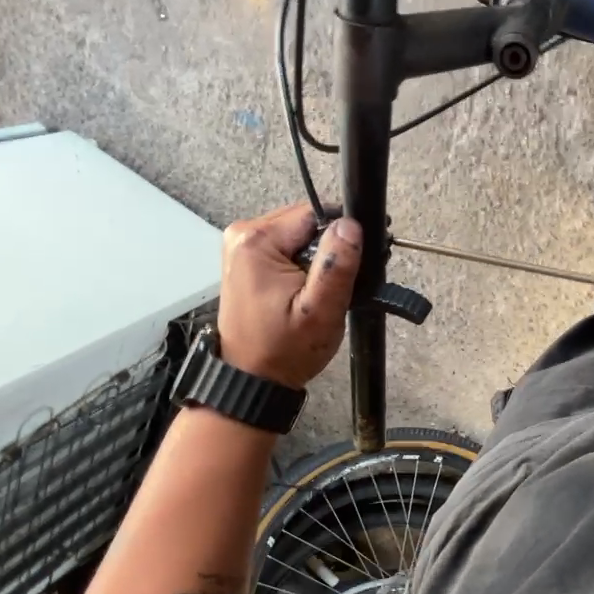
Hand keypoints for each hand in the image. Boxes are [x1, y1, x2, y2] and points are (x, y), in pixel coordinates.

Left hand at [217, 203, 362, 388]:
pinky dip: (301, 265)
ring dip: (316, 259)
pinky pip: (286, 248)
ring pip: (299, 235)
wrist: (252, 379)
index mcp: (257, 241)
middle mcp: (243, 235)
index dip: (341, 237)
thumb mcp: (321, 311)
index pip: (315, 214)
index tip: (352, 266)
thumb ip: (337, 266)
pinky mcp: (245, 260)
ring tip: (320, 293)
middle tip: (335, 287)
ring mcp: (241, 247)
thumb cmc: (283, 351)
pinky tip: (305, 291)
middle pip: (306, 222)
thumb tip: (351, 225)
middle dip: (328, 250)